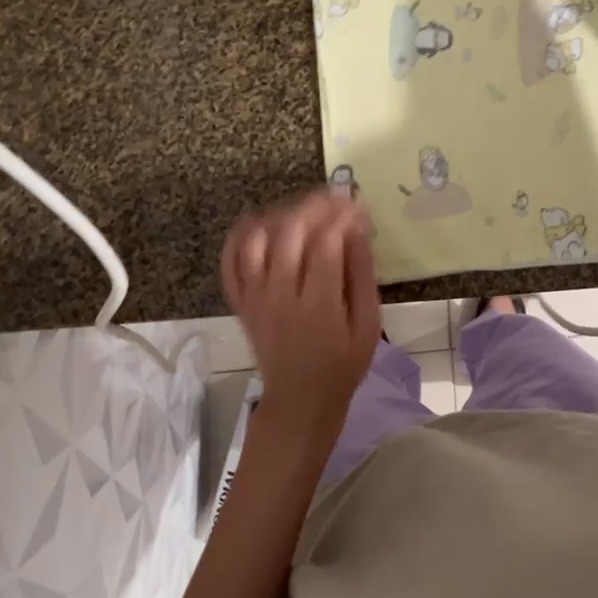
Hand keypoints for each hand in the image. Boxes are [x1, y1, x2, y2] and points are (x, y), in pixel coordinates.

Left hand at [221, 191, 380, 436]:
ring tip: (304, 211)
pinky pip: (231, 263)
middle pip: (290, 235)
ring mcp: (255, 299)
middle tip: (335, 198)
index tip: (357, 203)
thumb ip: (361, 277)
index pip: (326, 245)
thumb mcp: (367, 325)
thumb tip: (357, 232)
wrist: (300, 400)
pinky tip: (259, 221)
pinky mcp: (241, 303)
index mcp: (318, 306)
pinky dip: (240, 237)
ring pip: (257, 242)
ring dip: (281, 216)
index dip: (342, 217)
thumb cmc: (342, 364)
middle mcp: (281, 297)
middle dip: (314, 207)